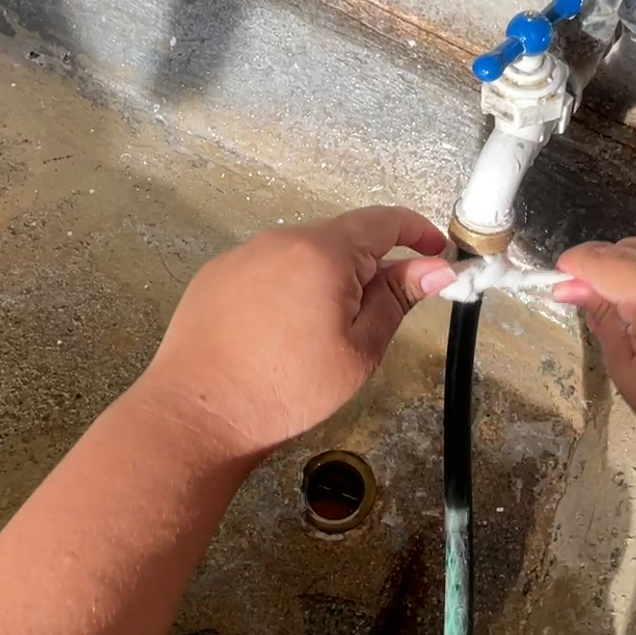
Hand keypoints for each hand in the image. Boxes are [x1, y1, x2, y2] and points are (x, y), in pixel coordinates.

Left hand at [130, 206, 456, 458]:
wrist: (197, 413)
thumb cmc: (288, 388)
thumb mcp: (359, 349)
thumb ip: (397, 299)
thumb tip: (436, 268)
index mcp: (324, 251)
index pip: (384, 220)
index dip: (418, 232)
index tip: (438, 253)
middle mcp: (282, 238)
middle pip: (343, 235)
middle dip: (373, 262)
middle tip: (383, 309)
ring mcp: (245, 252)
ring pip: (306, 251)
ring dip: (331, 274)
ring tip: (328, 327)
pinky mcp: (217, 273)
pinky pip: (271, 266)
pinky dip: (293, 284)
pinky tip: (283, 328)